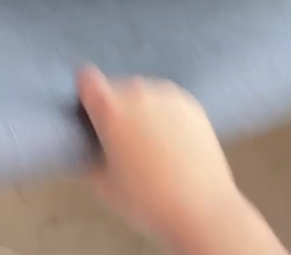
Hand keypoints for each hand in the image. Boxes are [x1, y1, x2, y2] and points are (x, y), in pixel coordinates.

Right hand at [78, 66, 241, 243]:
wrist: (204, 213)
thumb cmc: (147, 200)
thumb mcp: (102, 181)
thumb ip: (92, 150)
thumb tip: (96, 141)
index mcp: (108, 106)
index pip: (85, 77)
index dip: (87, 93)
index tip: (92, 112)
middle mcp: (134, 90)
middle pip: (116, 86)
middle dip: (117, 106)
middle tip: (127, 137)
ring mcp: (165, 94)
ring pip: (144, 93)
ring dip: (143, 108)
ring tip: (156, 140)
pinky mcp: (191, 103)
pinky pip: (168, 101)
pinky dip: (167, 114)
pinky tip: (176, 140)